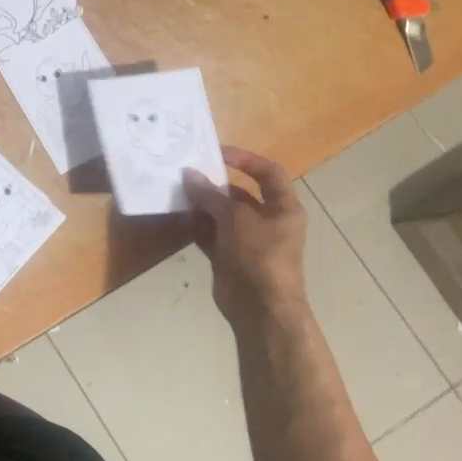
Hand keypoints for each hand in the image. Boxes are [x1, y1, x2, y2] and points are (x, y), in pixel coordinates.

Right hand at [183, 146, 307, 330]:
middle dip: (214, 184)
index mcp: (283, 208)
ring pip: (221, 214)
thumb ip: (211, 195)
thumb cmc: (259, 256)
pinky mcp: (228, 255)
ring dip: (201, 205)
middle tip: (187, 173)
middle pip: (239, 194)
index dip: (245, 160)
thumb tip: (189, 174)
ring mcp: (246, 239)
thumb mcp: (236, 219)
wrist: (259, 306)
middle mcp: (267, 220)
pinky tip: (178, 217)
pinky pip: (210, 234)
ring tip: (178, 193)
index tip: (216, 153)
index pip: (268, 173)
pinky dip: (196, 226)